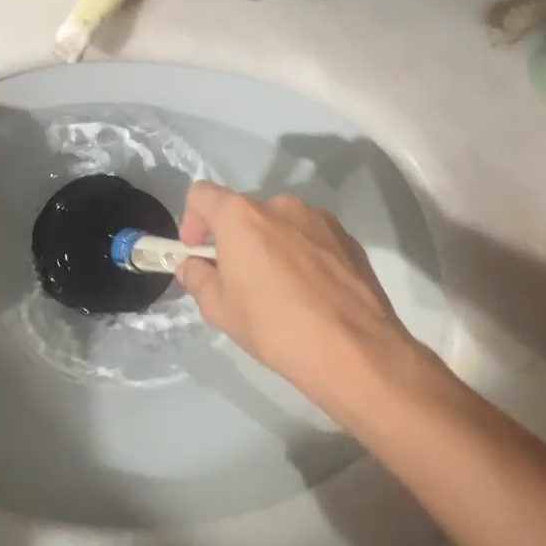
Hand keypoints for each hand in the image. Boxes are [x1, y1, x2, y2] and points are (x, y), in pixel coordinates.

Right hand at [176, 183, 423, 405]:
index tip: (198, 253)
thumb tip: (193, 266)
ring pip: (281, 224)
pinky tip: (310, 293)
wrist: (354, 350)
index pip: (201, 195)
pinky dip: (302, 255)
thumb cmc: (274, 326)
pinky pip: (312, 238)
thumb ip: (197, 278)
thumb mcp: (219, 309)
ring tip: (279, 290)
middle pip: (244, 212)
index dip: (192, 221)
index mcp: (242, 216)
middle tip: (238, 280)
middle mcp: (281, 205)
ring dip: (271, 245)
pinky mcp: (349, 239)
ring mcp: (320, 219)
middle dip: (235, 239)